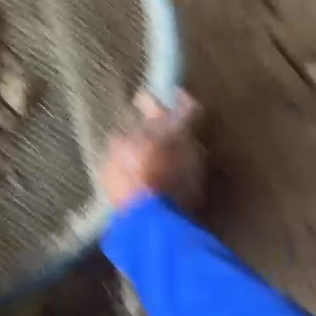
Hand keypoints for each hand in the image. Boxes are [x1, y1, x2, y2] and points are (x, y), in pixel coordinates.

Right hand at [100, 90, 203, 213]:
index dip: (176, 98)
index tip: (166, 94)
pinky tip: (154, 178)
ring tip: (148, 158)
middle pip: (182, 131)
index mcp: (175, 131)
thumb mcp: (118, 151)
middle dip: (166, 129)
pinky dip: (170, 171)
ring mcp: (197, 171)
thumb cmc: (130, 180)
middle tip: (147, 129)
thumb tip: (136, 127)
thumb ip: (130, 134)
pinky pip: (182, 173)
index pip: (186, 106)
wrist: (149, 221)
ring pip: (183, 153)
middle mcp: (193, 147)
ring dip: (168, 152)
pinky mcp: (195, 192)